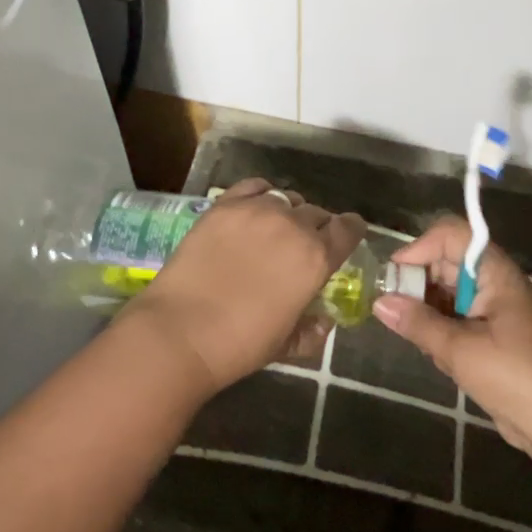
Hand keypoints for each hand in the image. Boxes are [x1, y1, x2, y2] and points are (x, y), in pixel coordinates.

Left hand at [118, 179, 366, 394]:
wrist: (182, 330)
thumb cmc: (241, 344)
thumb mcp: (287, 344)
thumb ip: (312, 330)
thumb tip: (323, 322)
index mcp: (317, 257)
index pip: (348, 228)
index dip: (349, 231)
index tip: (345, 237)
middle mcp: (293, 225)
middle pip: (316, 212)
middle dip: (316, 226)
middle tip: (302, 246)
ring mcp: (256, 211)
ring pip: (286, 198)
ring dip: (288, 211)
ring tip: (275, 229)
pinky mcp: (224, 206)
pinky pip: (253, 187)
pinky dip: (260, 195)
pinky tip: (254, 211)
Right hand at [372, 218, 531, 453]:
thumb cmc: (511, 376)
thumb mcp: (459, 349)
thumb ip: (417, 322)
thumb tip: (379, 302)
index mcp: (494, 272)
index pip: (451, 235)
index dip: (420, 248)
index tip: (395, 276)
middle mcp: (492, 282)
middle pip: (445, 261)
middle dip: (417, 282)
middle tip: (394, 310)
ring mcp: (491, 308)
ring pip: (445, 291)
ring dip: (426, 310)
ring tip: (418, 337)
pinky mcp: (487, 333)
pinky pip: (452, 316)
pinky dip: (437, 328)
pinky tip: (435, 353)